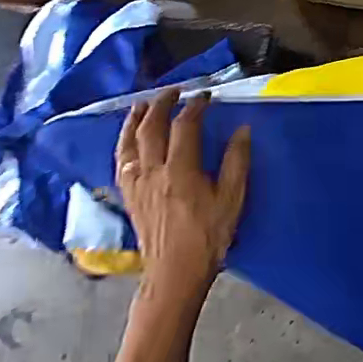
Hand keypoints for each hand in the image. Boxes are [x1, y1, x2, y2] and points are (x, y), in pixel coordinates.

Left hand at [116, 88, 250, 301]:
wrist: (176, 269)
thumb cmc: (211, 234)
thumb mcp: (233, 198)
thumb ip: (237, 162)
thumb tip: (242, 131)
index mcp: (180, 171)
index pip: (184, 128)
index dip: (194, 108)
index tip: (205, 96)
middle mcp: (152, 173)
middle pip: (150, 130)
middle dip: (160, 106)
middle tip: (172, 91)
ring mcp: (136, 185)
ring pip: (128, 144)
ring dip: (134, 121)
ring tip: (140, 106)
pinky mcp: (129, 196)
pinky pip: (120, 163)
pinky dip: (123, 145)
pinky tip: (127, 142)